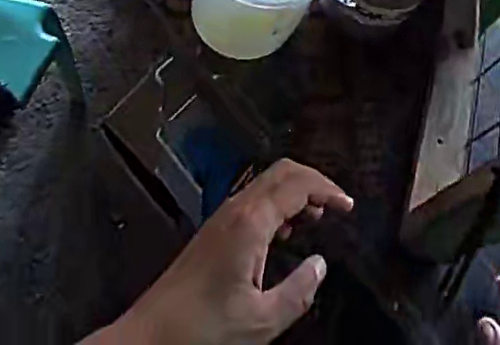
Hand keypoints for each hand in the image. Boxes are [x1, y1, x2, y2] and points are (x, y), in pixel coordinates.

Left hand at [88, 159, 353, 344]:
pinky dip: (279, 204)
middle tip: (336, 204)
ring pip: (269, 182)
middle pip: (283, 171)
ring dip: (296, 191)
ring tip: (317, 218)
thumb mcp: (260, 321)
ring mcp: (224, 215)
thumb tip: (321, 266)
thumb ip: (297, 292)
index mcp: (251, 221)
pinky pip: (256, 199)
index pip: (297, 184)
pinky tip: (286, 232)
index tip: (348, 205)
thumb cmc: (202, 329)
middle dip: (314, 181)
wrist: (151, 335)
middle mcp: (238, 208)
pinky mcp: (217, 227)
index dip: (327, 188)